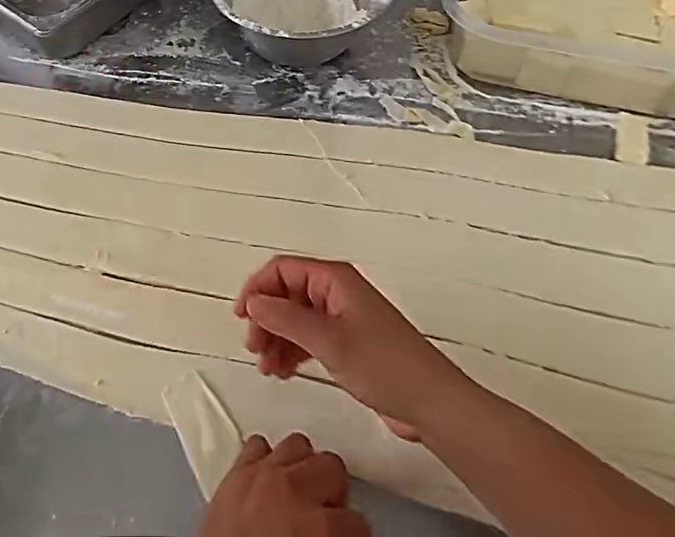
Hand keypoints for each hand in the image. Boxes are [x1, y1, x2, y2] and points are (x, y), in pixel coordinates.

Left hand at [197, 432, 368, 536]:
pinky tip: (268, 477)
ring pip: (297, 445)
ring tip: (300, 488)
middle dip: (334, 489)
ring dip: (302, 465)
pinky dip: (266, 459)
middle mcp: (295, 492)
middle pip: (331, 466)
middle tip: (328, 510)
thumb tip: (342, 534)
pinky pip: (258, 446)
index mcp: (322, 527)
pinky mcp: (237, 470)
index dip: (354, 533)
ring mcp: (264, 475)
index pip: (358, 522)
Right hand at [234, 256, 469, 436]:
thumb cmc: (387, 366)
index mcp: (334, 279)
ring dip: (276, 339)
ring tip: (267, 367)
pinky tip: (283, 370)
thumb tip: (254, 302)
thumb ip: (285, 318)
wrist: (432, 405)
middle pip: (286, 294)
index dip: (257, 288)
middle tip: (254, 347)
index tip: (241, 315)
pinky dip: (292, 351)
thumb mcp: (328, 340)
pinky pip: (308, 338)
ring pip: (295, 319)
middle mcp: (337, 292)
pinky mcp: (348, 343)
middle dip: (266, 318)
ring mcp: (343, 318)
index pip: (282, 270)